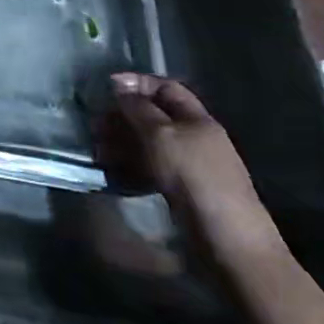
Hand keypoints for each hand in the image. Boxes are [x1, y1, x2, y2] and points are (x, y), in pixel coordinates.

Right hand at [106, 72, 283, 262]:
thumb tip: (120, 85)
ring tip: (98, 149)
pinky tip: (113, 171)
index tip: (108, 86)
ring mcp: (189, 167)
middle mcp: (194, 138)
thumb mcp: (163, 136)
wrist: (227, 240)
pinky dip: (131, 166)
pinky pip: (152, 170)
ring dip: (123, 143)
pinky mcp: (182, 192)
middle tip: (96, 125)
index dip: (138, 83)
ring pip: (151, 145)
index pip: (166, 88)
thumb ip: (139, 109)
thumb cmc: (195, 177)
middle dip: (125, 116)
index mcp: (196, 118)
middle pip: (155, 117)